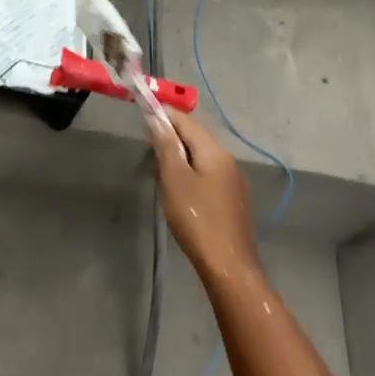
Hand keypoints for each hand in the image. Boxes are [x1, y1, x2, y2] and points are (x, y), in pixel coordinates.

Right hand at [146, 108, 258, 276]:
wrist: (227, 263)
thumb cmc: (196, 218)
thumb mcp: (174, 179)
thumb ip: (166, 146)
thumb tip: (156, 117)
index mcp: (215, 152)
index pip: (187, 121)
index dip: (164, 114)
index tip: (141, 112)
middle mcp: (228, 161)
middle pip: (196, 137)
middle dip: (171, 134)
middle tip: (145, 141)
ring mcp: (233, 181)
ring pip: (202, 156)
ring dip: (180, 153)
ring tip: (157, 164)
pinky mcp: (232, 199)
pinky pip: (208, 173)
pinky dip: (190, 170)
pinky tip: (178, 186)